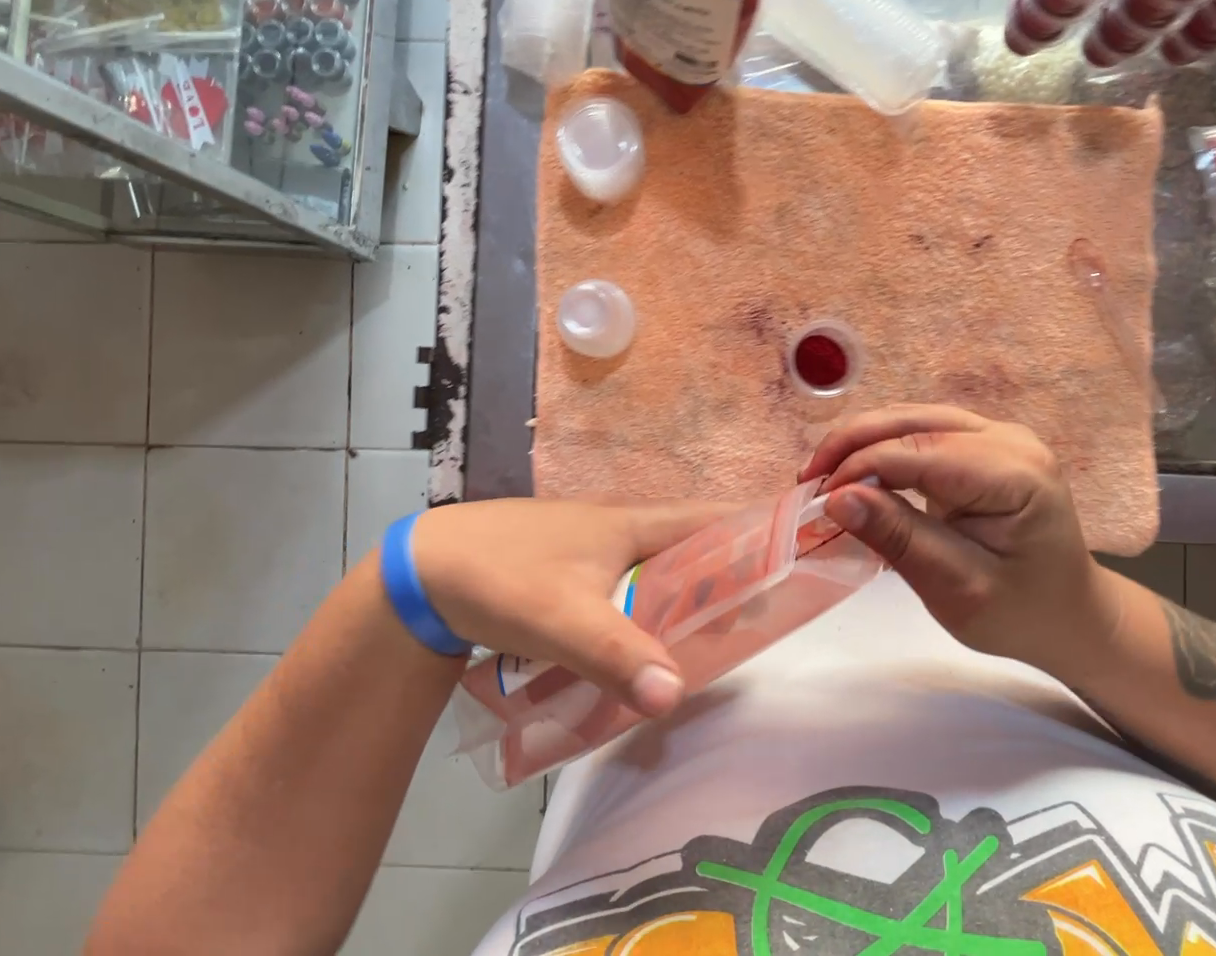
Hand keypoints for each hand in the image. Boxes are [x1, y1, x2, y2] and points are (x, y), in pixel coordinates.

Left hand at [408, 499, 734, 716]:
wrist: (423, 571)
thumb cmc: (501, 577)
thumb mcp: (562, 618)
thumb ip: (619, 655)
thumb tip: (678, 697)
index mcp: (631, 524)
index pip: (711, 519)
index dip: (755, 532)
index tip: (792, 561)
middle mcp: (618, 529)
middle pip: (689, 549)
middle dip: (724, 578)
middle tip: (752, 620)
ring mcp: (590, 549)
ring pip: (655, 570)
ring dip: (683, 597)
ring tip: (708, 638)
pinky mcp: (567, 572)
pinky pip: (624, 588)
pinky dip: (645, 609)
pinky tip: (644, 643)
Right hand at [798, 404, 1121, 672]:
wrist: (1068, 615)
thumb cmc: (1019, 613)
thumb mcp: (957, 587)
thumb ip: (899, 537)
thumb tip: (836, 498)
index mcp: (1014, 474)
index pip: (920, 452)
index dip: (860, 468)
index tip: (817, 501)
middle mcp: (1010, 440)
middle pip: (913, 421)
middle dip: (852, 444)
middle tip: (807, 482)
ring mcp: (999, 437)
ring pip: (912, 417)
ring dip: (861, 441)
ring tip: (822, 475)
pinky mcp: (984, 445)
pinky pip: (922, 430)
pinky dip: (882, 446)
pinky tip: (854, 470)